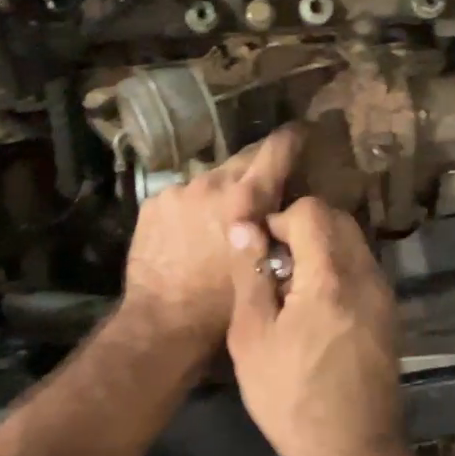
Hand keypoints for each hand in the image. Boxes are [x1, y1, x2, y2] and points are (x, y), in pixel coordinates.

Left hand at [121, 127, 302, 351]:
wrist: (161, 323)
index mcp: (245, 198)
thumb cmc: (223, 304)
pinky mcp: (153, 203)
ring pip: (209, 181)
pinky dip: (190, 210)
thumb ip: (275, 226)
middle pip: (242, 160)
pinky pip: (181, 197)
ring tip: (217, 224)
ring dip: (218, 194)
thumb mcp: (266, 264)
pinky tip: (187, 236)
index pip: (275, 150)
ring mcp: (178, 191)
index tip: (301, 132)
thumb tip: (286, 208)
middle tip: (261, 192)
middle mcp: (212, 183)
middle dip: (254, 172)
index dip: (292, 138)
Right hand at [224, 198, 401, 455]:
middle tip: (271, 265)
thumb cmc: (290, 397)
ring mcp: (384, 297)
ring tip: (290, 289)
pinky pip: (362, 270)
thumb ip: (250, 275)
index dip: (278, 219)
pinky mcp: (390, 316)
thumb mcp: (252, 337)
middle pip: (338, 220)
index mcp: (332, 277)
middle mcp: (367, 276)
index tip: (257, 249)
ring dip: (320, 249)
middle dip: (301, 228)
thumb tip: (244, 227)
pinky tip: (314, 309)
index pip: (312, 211)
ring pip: (353, 243)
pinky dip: (337, 271)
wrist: (350, 453)